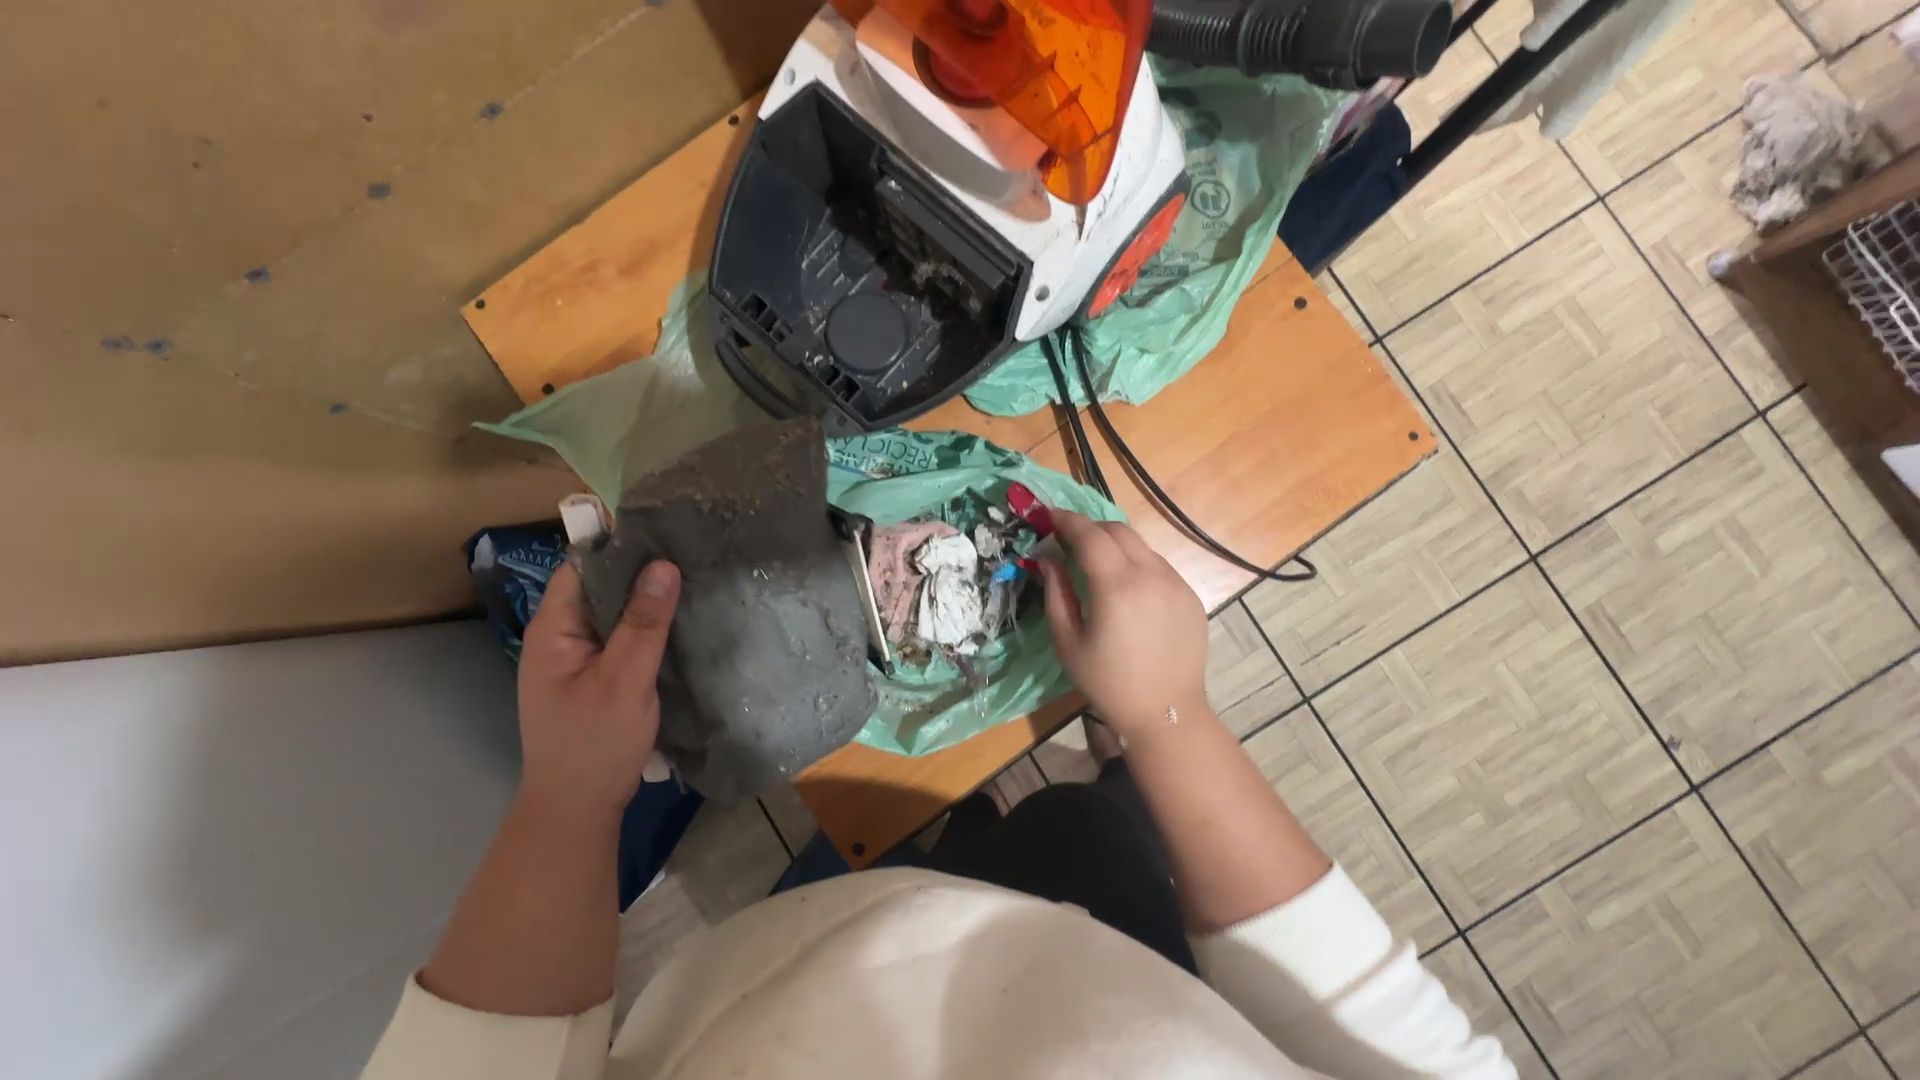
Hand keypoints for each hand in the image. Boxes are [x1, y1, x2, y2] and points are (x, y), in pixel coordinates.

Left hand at [515, 559, 681, 819]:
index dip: (619, 546)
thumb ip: (644, 623)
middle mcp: (560, 637)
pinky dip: (647, 629)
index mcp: (553, 629)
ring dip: (646, 602)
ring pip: (613, 615)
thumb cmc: (595, 743)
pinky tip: (679, 624)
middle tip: (690, 553)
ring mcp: (577, 660)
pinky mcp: (596, 679)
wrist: (578, 809)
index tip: (665, 531)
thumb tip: (663, 564)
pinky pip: (621, 640)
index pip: (582, 568)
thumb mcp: (625, 680)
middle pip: (599, 588)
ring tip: (692, 581)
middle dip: (640, 572)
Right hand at [1039, 511, 1207, 742]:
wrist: (1166, 711)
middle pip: (1117, 530)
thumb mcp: (1068, 643)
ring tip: (1096, 562)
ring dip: (1115, 544)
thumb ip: (1056, 594)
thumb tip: (1049, 560)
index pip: (1089, 534)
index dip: (1067, 520)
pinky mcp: (1189, 595)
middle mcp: (1150, 574)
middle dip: (1090, 527)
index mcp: (1116, 586)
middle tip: (1068, 538)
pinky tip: (1126, 588)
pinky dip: (1136, 564)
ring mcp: (1175, 583)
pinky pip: (1158, 566)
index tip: (1049, 515)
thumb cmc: (1108, 683)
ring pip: (1141, 546)